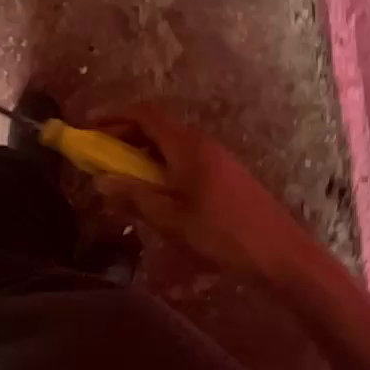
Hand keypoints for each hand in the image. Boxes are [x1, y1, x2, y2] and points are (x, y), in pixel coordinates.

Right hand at [89, 100, 305, 282]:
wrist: (282, 255)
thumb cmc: (222, 234)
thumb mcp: (170, 219)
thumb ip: (133, 196)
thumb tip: (100, 180)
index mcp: (186, 146)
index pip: (145, 114)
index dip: (114, 114)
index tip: (87, 125)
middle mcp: (201, 143)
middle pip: (156, 126)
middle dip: (123, 135)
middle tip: (99, 154)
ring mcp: (217, 158)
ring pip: (170, 143)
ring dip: (142, 152)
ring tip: (121, 175)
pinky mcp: (225, 174)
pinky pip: (184, 157)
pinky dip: (160, 164)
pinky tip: (154, 190)